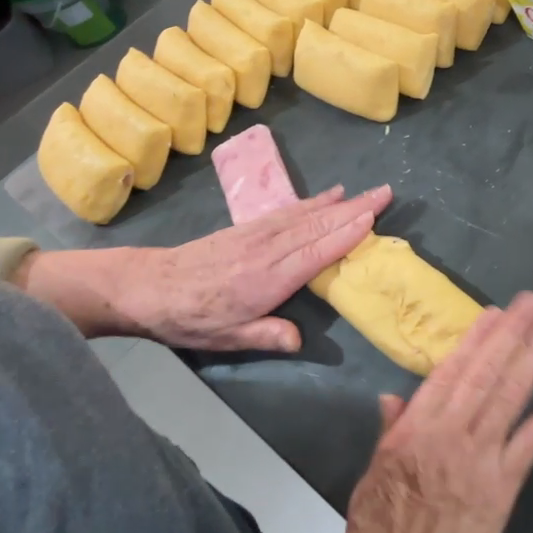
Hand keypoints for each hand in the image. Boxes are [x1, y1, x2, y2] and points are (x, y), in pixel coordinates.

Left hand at [14, 185, 390, 350]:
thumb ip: (266, 335)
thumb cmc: (189, 319)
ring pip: (307, 215)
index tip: (373, 217)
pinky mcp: (251, 227)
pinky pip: (290, 211)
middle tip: (387, 193)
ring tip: (370, 191)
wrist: (145, 287)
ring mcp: (259, 234)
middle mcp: (266, 251)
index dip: (344, 234)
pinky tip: (332, 194)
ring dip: (342, 202)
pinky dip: (315, 201)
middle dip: (354, 209)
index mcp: (265, 280)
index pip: (313, 253)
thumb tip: (299, 341)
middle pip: (317, 226)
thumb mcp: (225, 339)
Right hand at [322, 294, 532, 532]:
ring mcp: (481, 462)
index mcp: (412, 434)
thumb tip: (398, 398)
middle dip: (512, 334)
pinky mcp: (505, 488)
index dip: (476, 339)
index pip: (449, 373)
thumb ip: (392, 434)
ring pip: (512, 397)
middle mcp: (449, 438)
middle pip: (486, 375)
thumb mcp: (370, 481)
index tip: (494, 311)